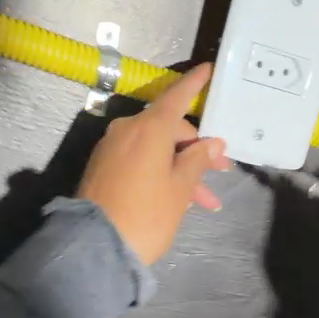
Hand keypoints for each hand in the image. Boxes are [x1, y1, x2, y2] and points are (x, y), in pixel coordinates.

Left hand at [76, 63, 231, 263]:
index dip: (195, 84)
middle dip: (196, 149)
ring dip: (181, 169)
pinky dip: (160, 172)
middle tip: (220, 172)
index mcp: (149, 128)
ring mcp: (111, 148)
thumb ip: (198, 160)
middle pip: (168, 128)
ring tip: (204, 201)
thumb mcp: (180, 189)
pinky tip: (178, 198)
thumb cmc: (147, 215)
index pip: (177, 97)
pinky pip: (139, 161)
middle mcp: (127, 130)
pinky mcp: (102, 168)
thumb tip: (212, 142)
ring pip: (155, 149)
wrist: (98, 247)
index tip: (208, 70)